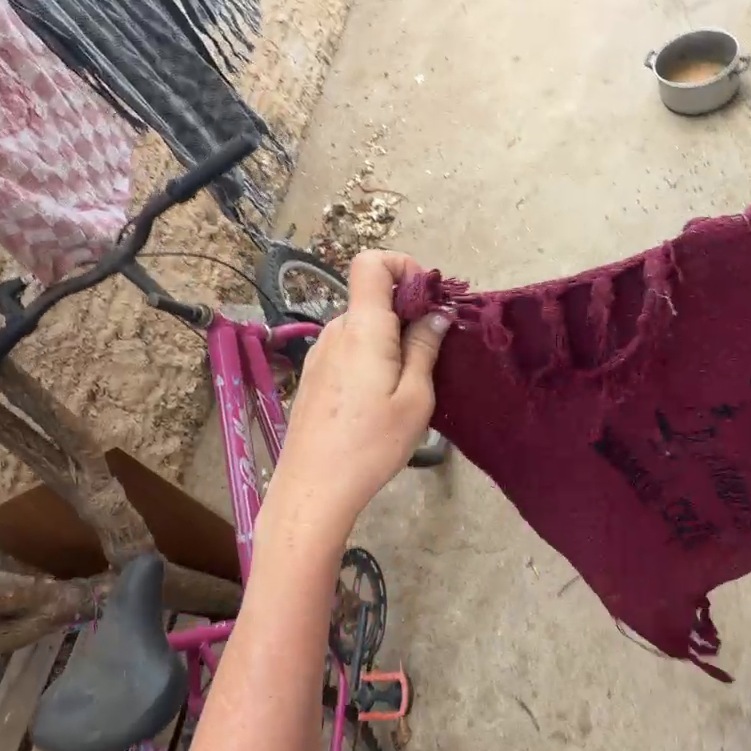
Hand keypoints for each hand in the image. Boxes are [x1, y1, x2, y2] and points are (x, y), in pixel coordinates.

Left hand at [261, 250, 448, 539]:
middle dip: (408, 313)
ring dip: (392, 339)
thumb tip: (436, 315)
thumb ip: (425, 348)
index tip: (429, 297)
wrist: (314, 488)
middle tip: (436, 351)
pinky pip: (350, 349)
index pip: (370, 262)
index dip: (402, 265)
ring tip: (411, 383)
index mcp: (363, 328)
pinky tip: (383, 398)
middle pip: (373, 299)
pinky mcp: (316, 375)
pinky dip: (374, 357)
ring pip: (364, 327)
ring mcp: (321, 353)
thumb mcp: (415, 398)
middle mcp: (337, 332)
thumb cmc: (371, 444)